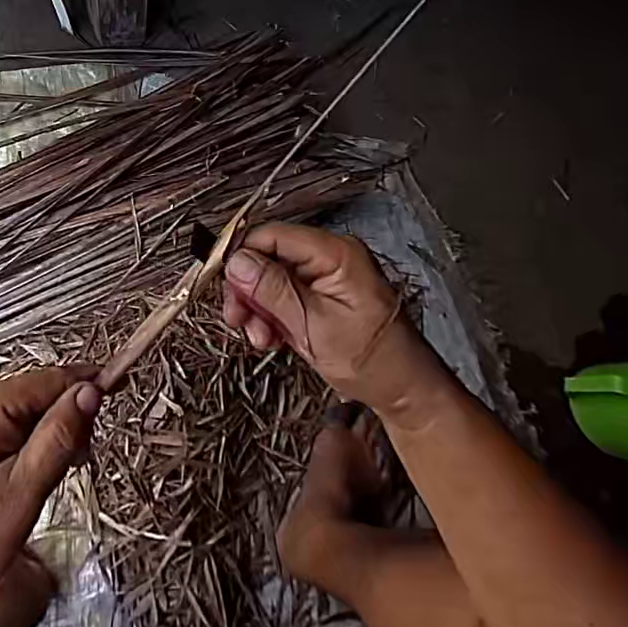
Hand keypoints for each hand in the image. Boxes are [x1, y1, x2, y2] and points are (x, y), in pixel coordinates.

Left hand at [0, 366, 99, 626]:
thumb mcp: (24, 488)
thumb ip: (60, 435)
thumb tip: (91, 392)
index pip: (56, 377)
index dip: (91, 384)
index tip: (122, 390)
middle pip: (46, 392)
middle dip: (72, 418)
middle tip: (82, 458)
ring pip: (35, 414)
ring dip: (58, 435)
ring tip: (61, 473)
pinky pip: (19, 431)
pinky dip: (40, 447)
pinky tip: (41, 476)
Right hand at [221, 223, 443, 415]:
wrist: (403, 391)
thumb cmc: (372, 360)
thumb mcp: (313, 325)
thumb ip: (273, 291)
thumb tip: (237, 262)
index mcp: (335, 253)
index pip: (273, 235)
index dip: (243, 256)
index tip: (224, 285)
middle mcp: (328, 258)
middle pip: (268, 257)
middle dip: (248, 289)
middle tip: (236, 318)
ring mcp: (324, 277)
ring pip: (271, 279)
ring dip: (258, 308)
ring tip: (260, 337)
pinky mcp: (319, 296)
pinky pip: (283, 296)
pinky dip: (271, 317)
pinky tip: (272, 338)